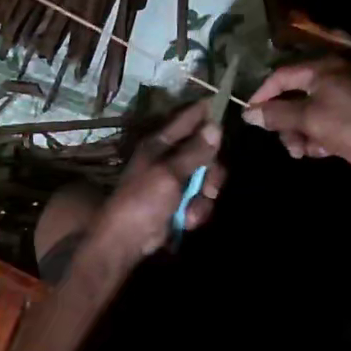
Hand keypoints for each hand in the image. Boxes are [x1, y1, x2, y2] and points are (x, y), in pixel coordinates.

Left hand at [85, 102, 225, 262]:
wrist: (126, 241)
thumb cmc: (142, 202)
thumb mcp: (170, 174)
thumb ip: (194, 151)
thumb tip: (216, 125)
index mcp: (160, 144)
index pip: (187, 119)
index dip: (205, 113)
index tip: (223, 108)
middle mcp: (169, 158)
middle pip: (206, 153)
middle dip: (211, 174)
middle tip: (210, 189)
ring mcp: (174, 181)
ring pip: (206, 179)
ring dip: (203, 200)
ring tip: (190, 215)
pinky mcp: (178, 202)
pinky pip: (200, 199)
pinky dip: (196, 212)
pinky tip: (187, 223)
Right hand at [243, 57, 350, 172]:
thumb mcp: (310, 118)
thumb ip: (278, 115)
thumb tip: (248, 113)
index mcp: (319, 71)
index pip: (280, 77)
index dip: (262, 95)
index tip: (249, 116)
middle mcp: (328, 80)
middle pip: (291, 99)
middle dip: (284, 123)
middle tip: (285, 142)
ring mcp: (339, 100)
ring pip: (304, 116)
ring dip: (299, 135)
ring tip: (302, 152)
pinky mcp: (347, 119)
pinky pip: (320, 125)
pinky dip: (316, 139)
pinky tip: (320, 151)